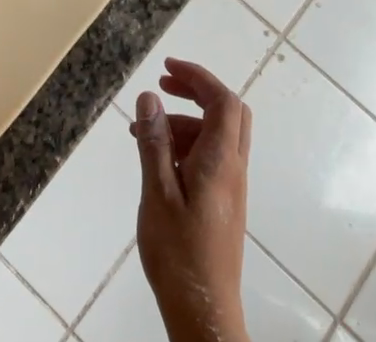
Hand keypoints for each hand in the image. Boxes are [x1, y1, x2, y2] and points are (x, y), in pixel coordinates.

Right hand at [130, 58, 253, 341]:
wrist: (203, 309)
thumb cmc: (178, 252)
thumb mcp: (157, 193)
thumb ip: (154, 143)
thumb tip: (151, 97)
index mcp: (221, 162)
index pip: (222, 102)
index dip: (198, 77)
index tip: (167, 67)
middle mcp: (233, 169)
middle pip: (229, 113)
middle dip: (197, 91)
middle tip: (162, 86)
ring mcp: (231, 187)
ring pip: (217, 135)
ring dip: (183, 121)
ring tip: (141, 133)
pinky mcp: (223, 202)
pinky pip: (210, 156)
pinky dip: (185, 144)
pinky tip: (155, 159)